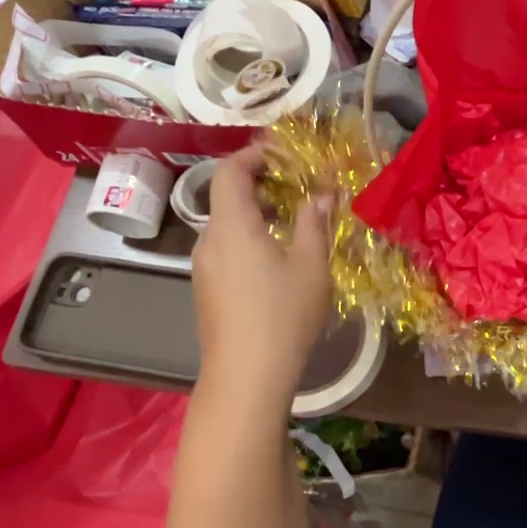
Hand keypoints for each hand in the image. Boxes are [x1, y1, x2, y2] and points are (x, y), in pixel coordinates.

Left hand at [191, 144, 333, 388]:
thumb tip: (322, 193)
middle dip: (261, 183)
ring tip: (294, 221)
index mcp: (231, 225)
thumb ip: (314, 222)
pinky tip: (278, 257)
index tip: (284, 153)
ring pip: (227, 225)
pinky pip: (226, 248)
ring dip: (257, 213)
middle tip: (298, 185)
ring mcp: (203, 267)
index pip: (230, 170)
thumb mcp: (311, 264)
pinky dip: (250, 238)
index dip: (254, 154)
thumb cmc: (283, 314)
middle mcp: (209, 239)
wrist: (247, 375)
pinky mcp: (207, 289)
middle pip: (226, 196)